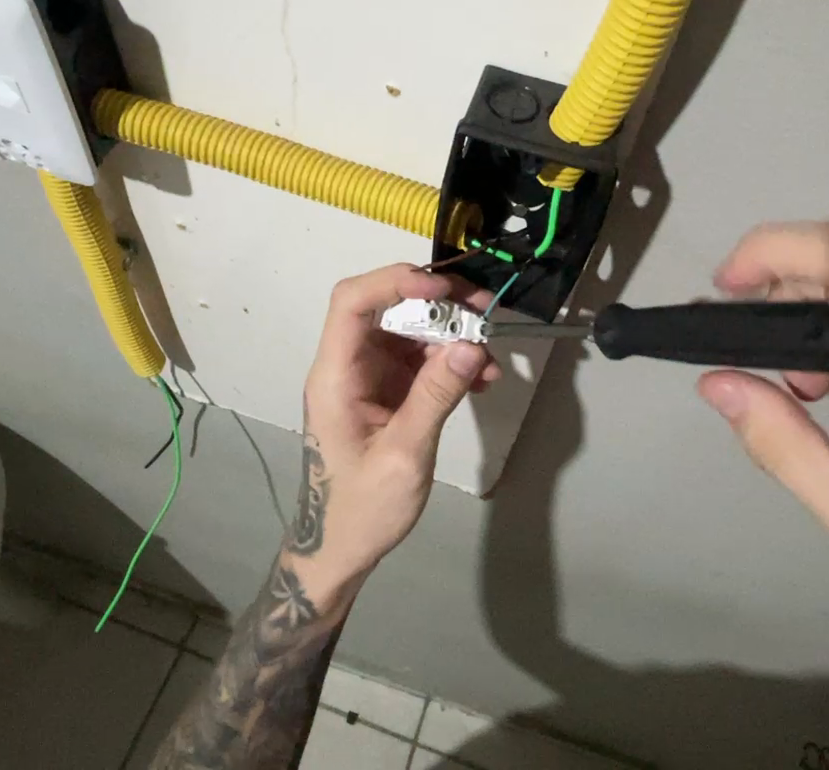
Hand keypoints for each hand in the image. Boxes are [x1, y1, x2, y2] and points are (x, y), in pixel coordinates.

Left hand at [293, 264, 499, 593]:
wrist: (341, 547)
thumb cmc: (362, 508)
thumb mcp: (404, 454)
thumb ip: (436, 395)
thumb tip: (472, 345)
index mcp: (336, 374)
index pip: (352, 302)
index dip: (395, 282)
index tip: (445, 288)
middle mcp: (349, 364)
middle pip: (388, 307)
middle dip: (439, 302)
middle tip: (485, 309)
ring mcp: (369, 375)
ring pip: (410, 330)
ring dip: (453, 334)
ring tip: (491, 355)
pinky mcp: (387, 389)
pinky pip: (420, 359)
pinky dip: (451, 362)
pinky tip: (482, 379)